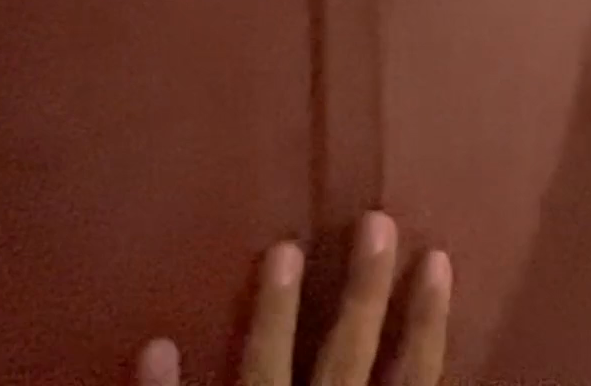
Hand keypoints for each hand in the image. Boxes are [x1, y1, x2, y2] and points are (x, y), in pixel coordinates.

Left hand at [135, 212, 449, 385]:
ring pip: (263, 373)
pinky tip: (154, 345)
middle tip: (374, 219)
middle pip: (346, 355)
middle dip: (364, 288)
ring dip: (273, 313)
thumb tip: (409, 365)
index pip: (412, 375)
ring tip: (279, 249)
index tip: (436, 256)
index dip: (427, 318)